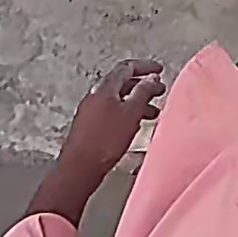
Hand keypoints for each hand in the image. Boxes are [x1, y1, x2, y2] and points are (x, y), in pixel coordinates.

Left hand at [62, 59, 164, 175]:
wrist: (79, 170)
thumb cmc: (105, 141)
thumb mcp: (132, 112)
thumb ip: (144, 92)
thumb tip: (151, 78)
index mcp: (105, 88)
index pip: (126, 67)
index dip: (145, 66)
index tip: (158, 70)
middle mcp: (95, 96)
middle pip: (123, 83)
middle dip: (143, 86)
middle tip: (158, 90)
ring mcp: (90, 112)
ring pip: (118, 100)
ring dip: (137, 102)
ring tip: (152, 111)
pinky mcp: (88, 128)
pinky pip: (112, 113)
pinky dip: (127, 114)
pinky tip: (135, 125)